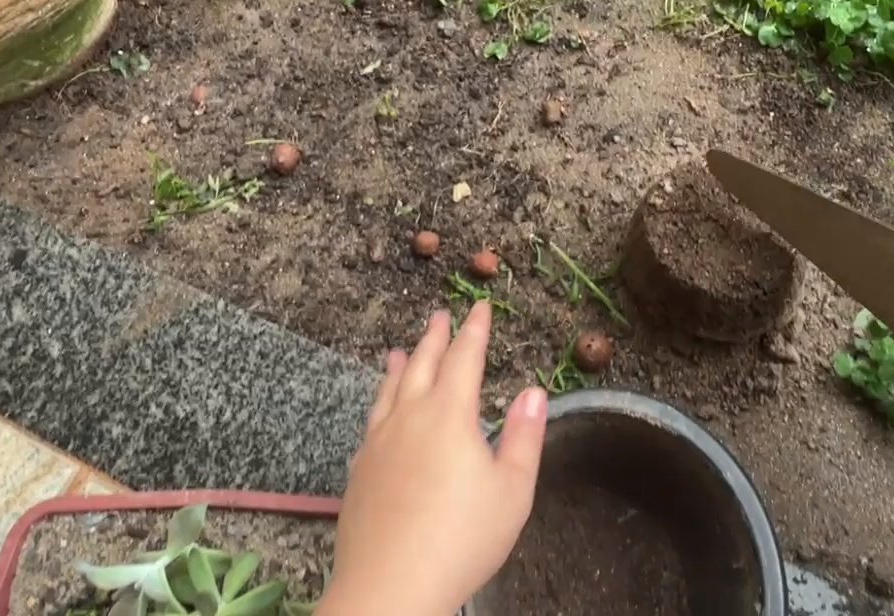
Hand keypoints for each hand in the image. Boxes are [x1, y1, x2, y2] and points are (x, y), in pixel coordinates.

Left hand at [316, 302, 546, 615]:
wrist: (388, 590)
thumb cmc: (461, 539)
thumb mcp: (511, 491)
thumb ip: (523, 437)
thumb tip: (533, 391)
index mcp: (449, 414)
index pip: (465, 358)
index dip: (475, 330)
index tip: (479, 306)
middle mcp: (410, 417)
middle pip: (422, 364)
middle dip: (434, 337)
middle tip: (439, 315)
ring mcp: (379, 442)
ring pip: (389, 389)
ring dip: (399, 365)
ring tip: (398, 350)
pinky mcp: (359, 470)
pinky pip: (371, 421)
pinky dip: (379, 402)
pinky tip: (380, 412)